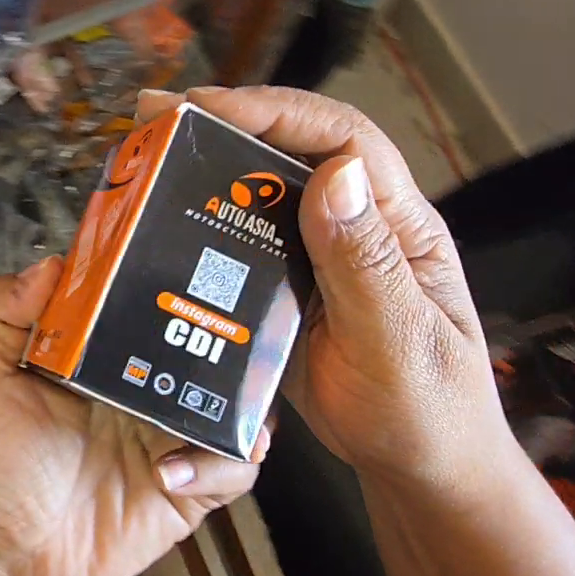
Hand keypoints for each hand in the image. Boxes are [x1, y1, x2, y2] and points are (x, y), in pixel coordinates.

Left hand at [0, 256, 269, 575]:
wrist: (8, 553)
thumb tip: (49, 265)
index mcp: (101, 353)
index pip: (145, 303)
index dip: (165, 280)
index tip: (180, 259)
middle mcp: (144, 387)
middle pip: (203, 346)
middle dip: (226, 332)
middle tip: (229, 324)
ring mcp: (170, 436)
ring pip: (234, 404)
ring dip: (239, 400)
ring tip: (220, 399)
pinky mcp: (188, 488)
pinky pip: (232, 469)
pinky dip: (217, 464)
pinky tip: (169, 471)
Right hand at [136, 86, 514, 498]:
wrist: (416, 466)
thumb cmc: (427, 410)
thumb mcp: (399, 340)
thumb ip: (365, 262)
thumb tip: (335, 174)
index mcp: (396, 224)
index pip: (341, 139)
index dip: (275, 112)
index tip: (208, 109)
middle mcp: (353, 225)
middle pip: (290, 150)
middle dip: (225, 123)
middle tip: (155, 118)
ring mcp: (316, 255)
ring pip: (260, 188)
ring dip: (206, 165)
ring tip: (147, 155)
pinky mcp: (283, 285)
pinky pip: (240, 237)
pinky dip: (201, 217)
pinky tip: (162, 217)